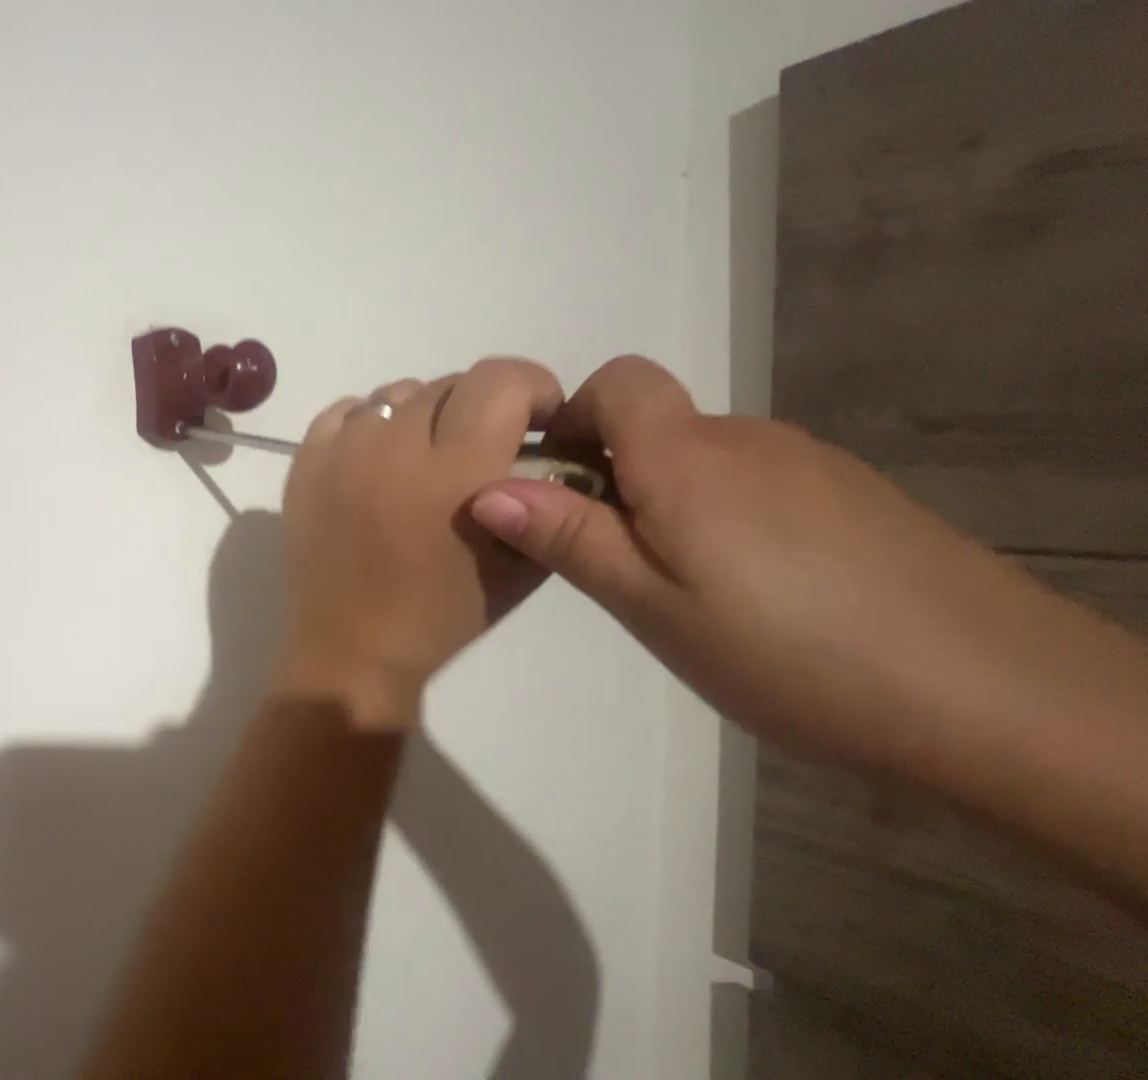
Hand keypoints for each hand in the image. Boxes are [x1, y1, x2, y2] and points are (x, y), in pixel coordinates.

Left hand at [276, 358, 558, 729]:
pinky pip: (345, 412)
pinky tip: (378, 458)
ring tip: (424, 458)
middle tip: (482, 446)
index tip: (537, 419)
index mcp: (457, 470)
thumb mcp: (521, 563)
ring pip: (396, 395)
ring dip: (422, 415)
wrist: (353, 651)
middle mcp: (396, 447)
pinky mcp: (305, 464)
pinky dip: (369, 424)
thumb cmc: (444, 617)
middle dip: (480, 405)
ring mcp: (343, 452)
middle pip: (449, 385)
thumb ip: (545, 495)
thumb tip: (549, 449)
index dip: (530, 387)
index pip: (499, 380)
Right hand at [465, 354, 1097, 767]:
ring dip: (669, 502)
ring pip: (707, 461)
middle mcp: (747, 440)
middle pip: (657, 425)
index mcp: (687, 456)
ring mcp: (811, 466)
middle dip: (612, 474)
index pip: (616, 382)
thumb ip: (569, 538)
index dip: (572, 417)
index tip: (553, 486)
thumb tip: (486, 487)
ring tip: (683, 592)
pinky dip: (727, 519)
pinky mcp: (855, 498)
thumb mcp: (650, 604)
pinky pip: (759, 486)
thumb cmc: (785, 650)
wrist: (990, 694)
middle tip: (609, 565)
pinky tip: (756, 595)